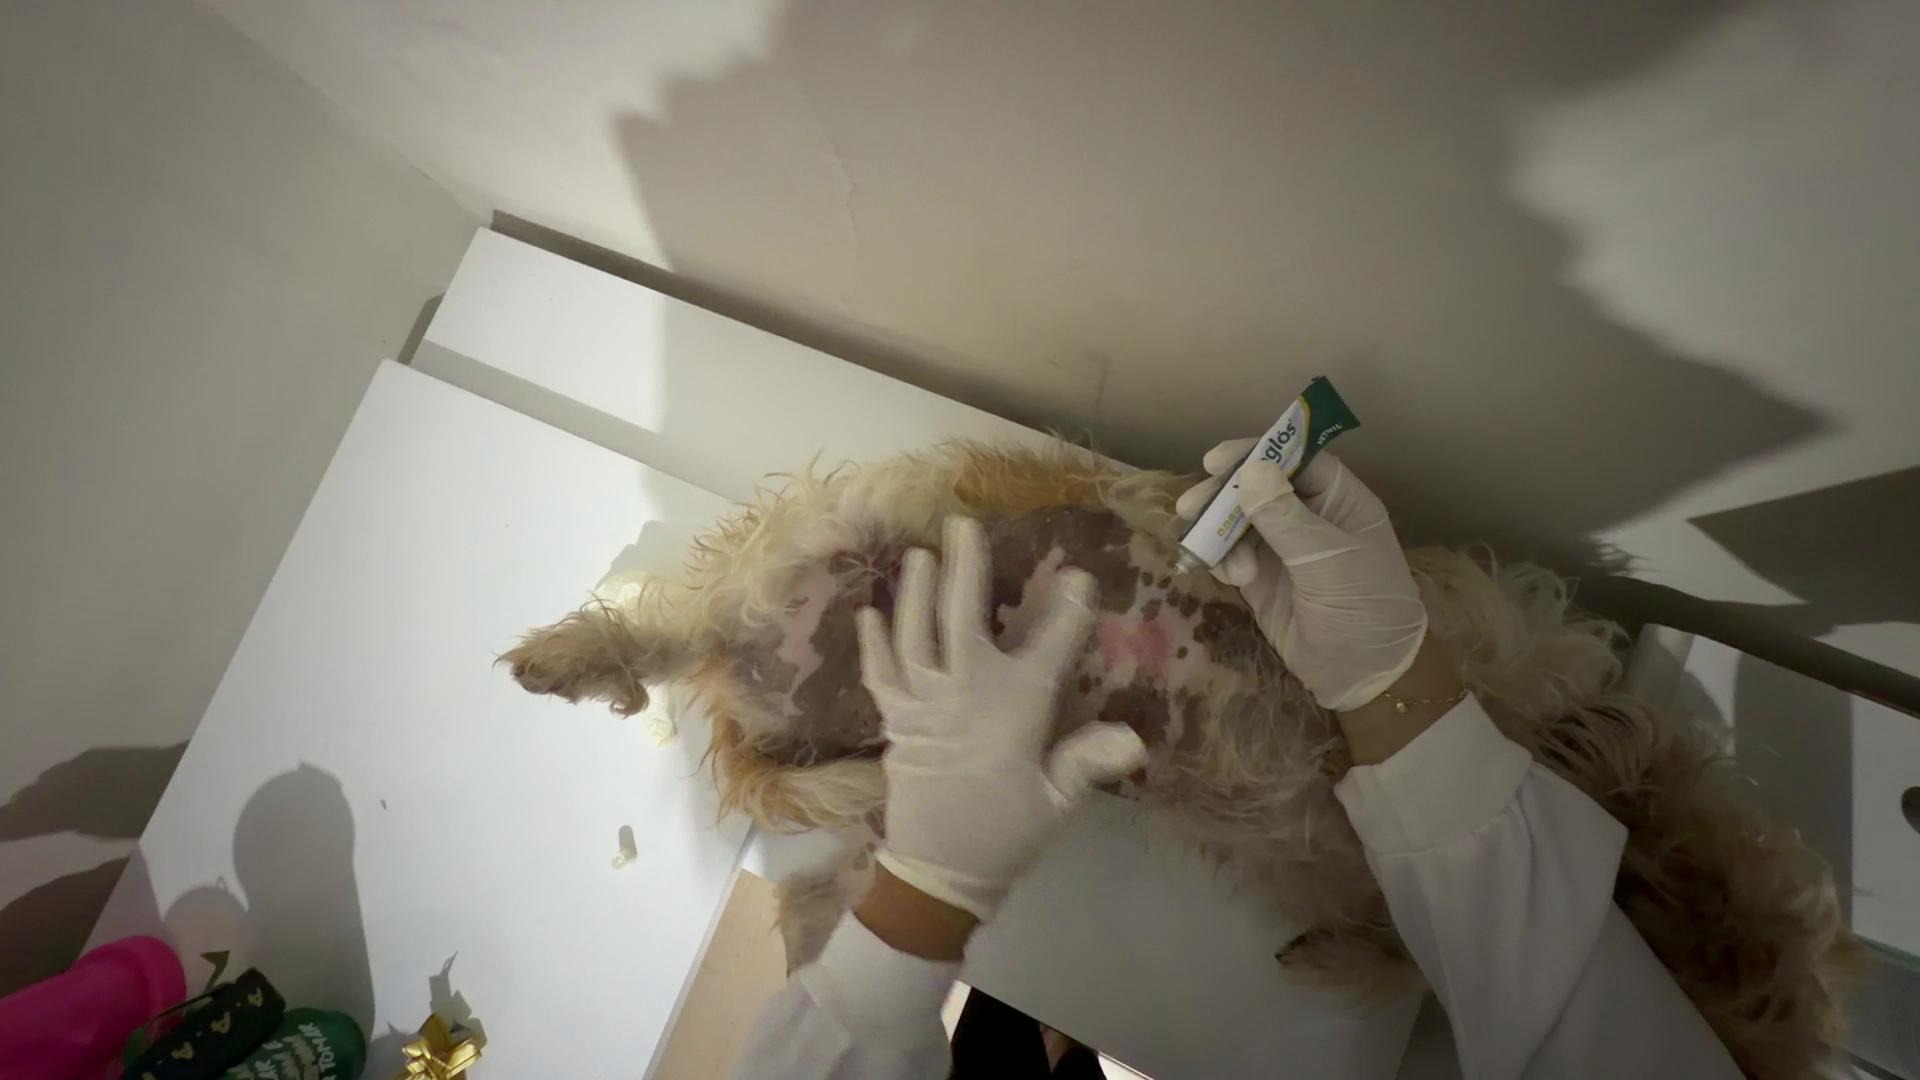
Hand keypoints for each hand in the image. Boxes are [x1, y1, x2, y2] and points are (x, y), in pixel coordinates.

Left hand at [857, 517, 1148, 920]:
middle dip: (965, 568)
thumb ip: (1089, 762)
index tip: (1079, 574)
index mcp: (1013, 711)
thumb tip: (1138, 738)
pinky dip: (872, 642)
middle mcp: (964, 694)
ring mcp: (921, 703)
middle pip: (962, 618)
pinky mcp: (893, 719)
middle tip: (962, 524)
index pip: (1049, 648)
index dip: (1067, 610)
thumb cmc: (1005, 834)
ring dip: (915, 591)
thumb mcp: (1057, 803)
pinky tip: (868, 611)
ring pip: (914, 634)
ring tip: (917, 553)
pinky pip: (879, 672)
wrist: (937, 874)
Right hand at [1176, 444, 1428, 713]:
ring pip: (1237, 521)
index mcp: (1338, 503)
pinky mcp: (1259, 577)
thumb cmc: (1363, 609)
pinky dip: (1221, 560)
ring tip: (1206, 551)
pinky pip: (1229, 554)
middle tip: (1189, 507)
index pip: (1295, 461)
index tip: (1215, 461)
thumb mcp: (1327, 560)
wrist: (1363, 677)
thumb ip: (1285, 517)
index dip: (1256, 454)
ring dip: (1217, 532)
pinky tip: (1230, 578)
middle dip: (1222, 496)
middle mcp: (1307, 518)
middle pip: (1256, 488)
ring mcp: (1280, 548)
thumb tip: (1250, 472)